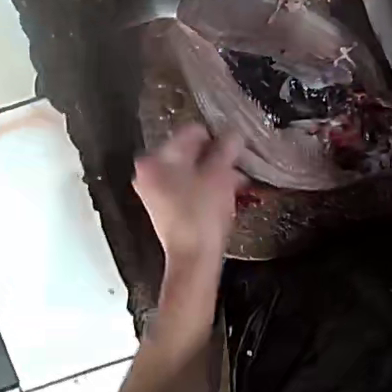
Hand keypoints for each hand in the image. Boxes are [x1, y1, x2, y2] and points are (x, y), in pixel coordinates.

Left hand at [134, 123, 243, 283]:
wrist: (194, 259)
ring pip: (194, 172)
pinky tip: (230, 196)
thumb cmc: (202, 214)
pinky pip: (191, 188)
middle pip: (192, 153)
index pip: (192, 132)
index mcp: (156, 159)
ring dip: (219, 175)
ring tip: (240, 184)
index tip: (237, 147)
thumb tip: (234, 133)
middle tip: (241, 166)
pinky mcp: (167, 209)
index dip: (218, 136)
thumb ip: (227, 147)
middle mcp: (151, 173)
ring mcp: (157, 192)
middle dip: (220, 159)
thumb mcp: (220, 174)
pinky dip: (210, 189)